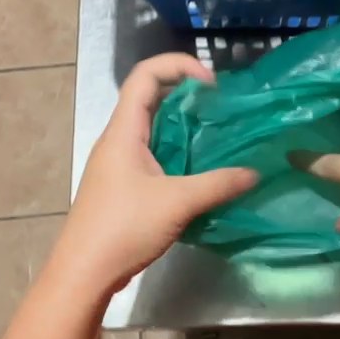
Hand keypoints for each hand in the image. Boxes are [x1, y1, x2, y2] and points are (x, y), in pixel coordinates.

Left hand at [50, 54, 258, 291]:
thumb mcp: (177, 202)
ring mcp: (119, 164)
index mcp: (124, 131)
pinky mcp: (124, 186)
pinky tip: (202, 170)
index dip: (178, 66)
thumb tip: (255, 173)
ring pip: (153, 129)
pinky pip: (153, 155)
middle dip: (186, 94)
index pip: (145, 75)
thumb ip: (218, 185)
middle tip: (221, 106)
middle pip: (150, 97)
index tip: (212, 83)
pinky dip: (178, 153)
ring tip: (218, 134)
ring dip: (183, 126)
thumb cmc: (123, 228)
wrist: (84, 272)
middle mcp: (119, 140)